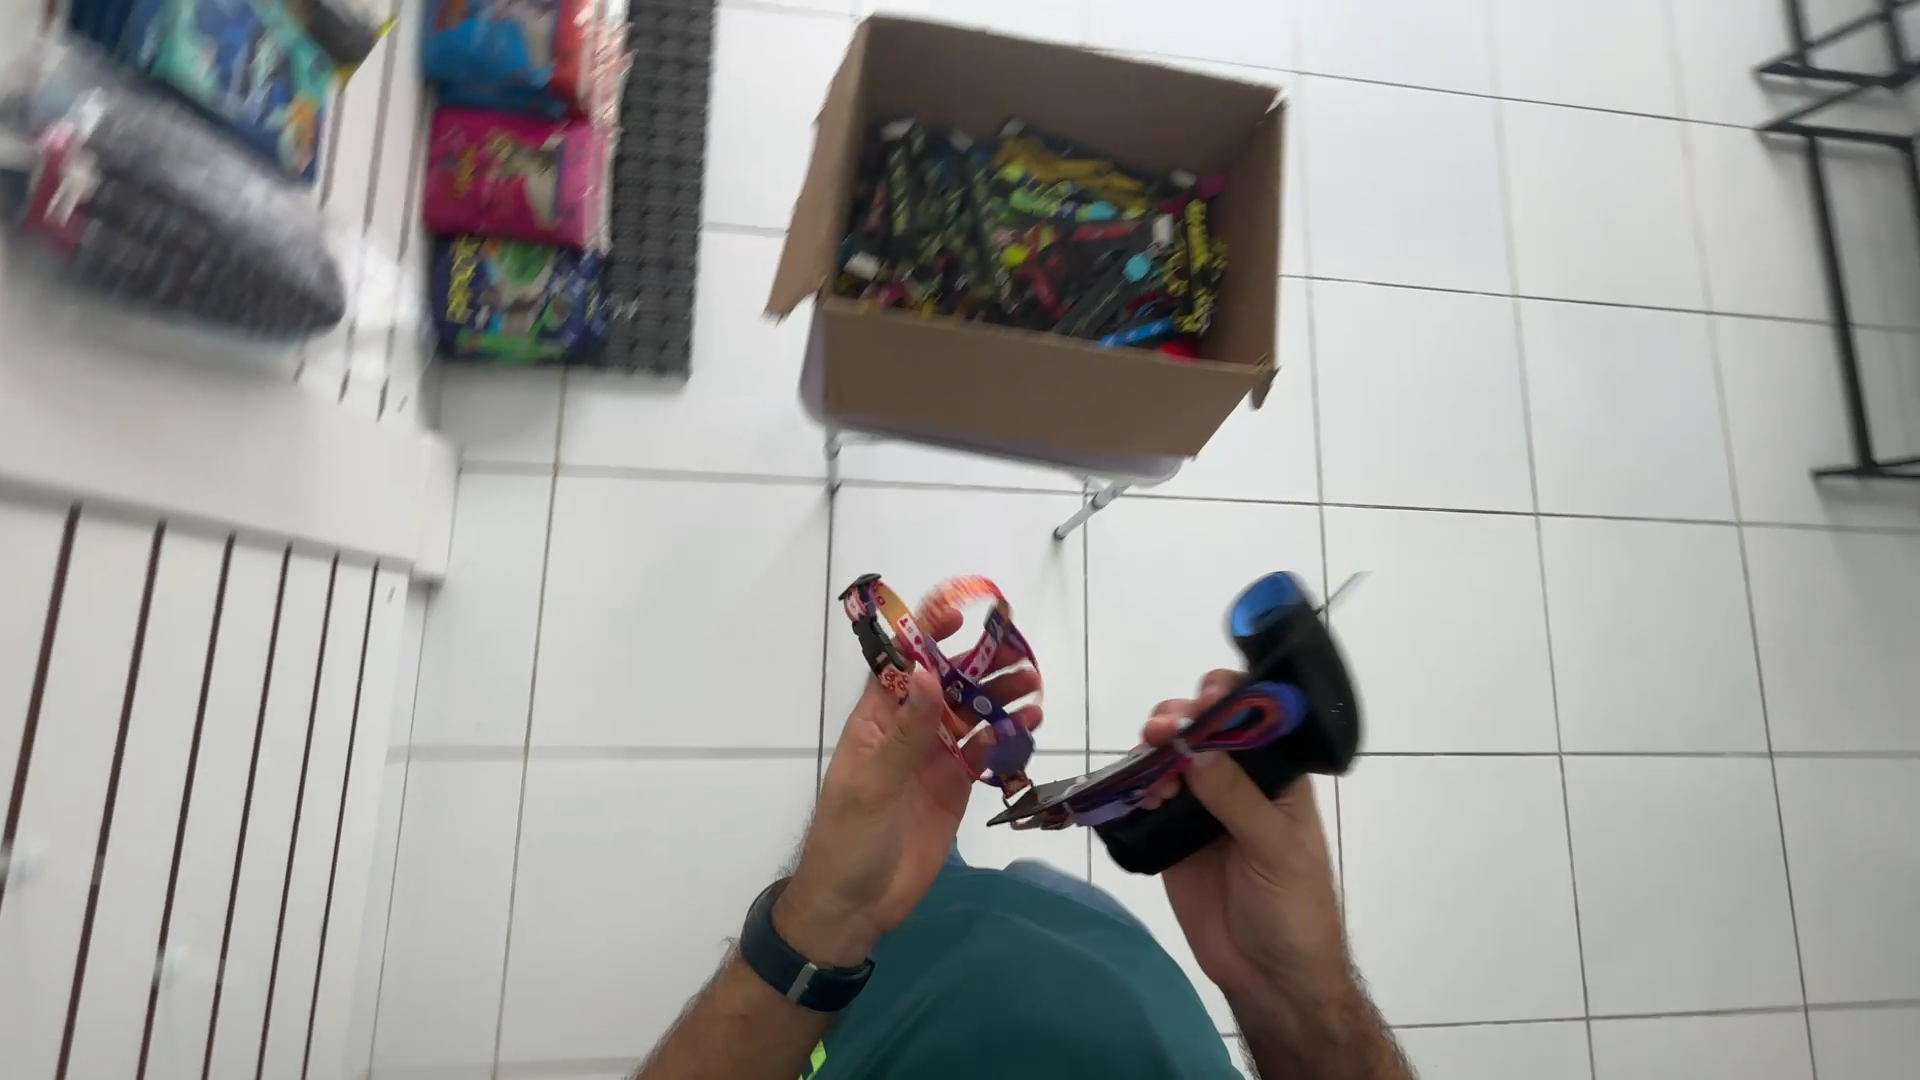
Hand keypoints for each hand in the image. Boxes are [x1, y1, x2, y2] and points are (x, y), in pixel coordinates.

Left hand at [775, 604, 1041, 966]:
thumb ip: (906, 732)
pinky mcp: (955, 785)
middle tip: (1017, 653)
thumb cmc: (849, 837)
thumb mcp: (872, 782)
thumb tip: (928, 673)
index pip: (902, 665)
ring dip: (998, 696)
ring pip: (970, 714)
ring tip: (1033, 684)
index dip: (926, 637)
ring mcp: (934, 756)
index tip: (958, 616)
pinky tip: (1029, 723)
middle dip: (979, 665)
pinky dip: (1006, 735)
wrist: (856, 905)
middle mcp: (909, 729)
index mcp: (878, 719)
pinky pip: (984, 751)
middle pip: (946, 684)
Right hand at [1138, 670, 1350, 1009]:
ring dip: (1155, 745)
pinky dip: (1137, 783)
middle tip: (1162, 727)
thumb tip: (1195, 747)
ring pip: (1171, 754)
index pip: (1254, 720)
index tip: (1206, 695)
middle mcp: (1235, 780)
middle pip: (1203, 729)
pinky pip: (1147, 792)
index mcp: (1275, 778)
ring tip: (1147, 754)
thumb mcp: (1277, 851)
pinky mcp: (1169, 828)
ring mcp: (1200, 804)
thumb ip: (1236, 798)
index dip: (1230, 698)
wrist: (1267, 978)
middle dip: (1181, 716)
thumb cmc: (1294, 910)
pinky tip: (1138, 790)